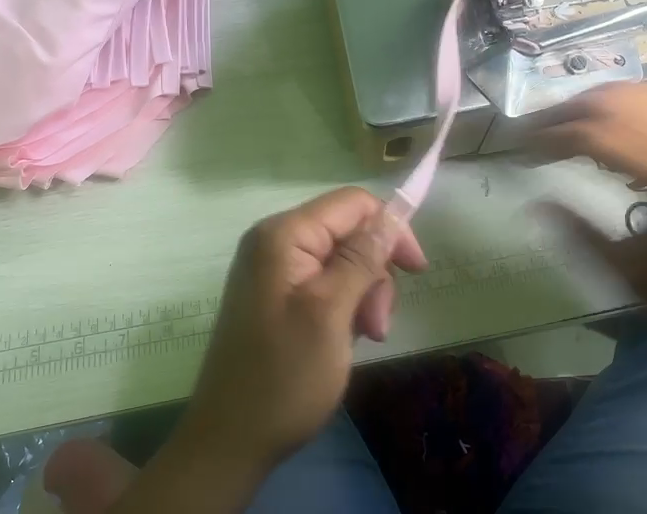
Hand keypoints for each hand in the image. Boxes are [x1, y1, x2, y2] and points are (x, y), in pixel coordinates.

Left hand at [177, 187, 427, 473]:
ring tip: (364, 339)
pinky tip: (346, 340)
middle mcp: (274, 242)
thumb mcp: (331, 312)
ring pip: (341, 262)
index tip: (417, 272)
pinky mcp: (275, 297)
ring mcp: (272, 271)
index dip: (391, 229)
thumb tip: (392, 213)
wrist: (230, 442)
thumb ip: (362, 257)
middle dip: (374, 274)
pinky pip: (324, 285)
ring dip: (363, 296)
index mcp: (283, 235)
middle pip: (348, 233)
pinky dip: (344, 308)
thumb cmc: (284, 376)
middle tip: (378, 324)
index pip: (353, 204)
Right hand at [537, 83, 646, 345]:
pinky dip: (632, 99)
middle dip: (568, 110)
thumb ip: (583, 238)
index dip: (553, 136)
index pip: (601, 135)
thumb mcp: (639, 281)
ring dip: (597, 100)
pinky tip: (613, 116)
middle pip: (619, 103)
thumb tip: (534, 203)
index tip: (521, 149)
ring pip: (644, 92)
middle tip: (533, 132)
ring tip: (564, 121)